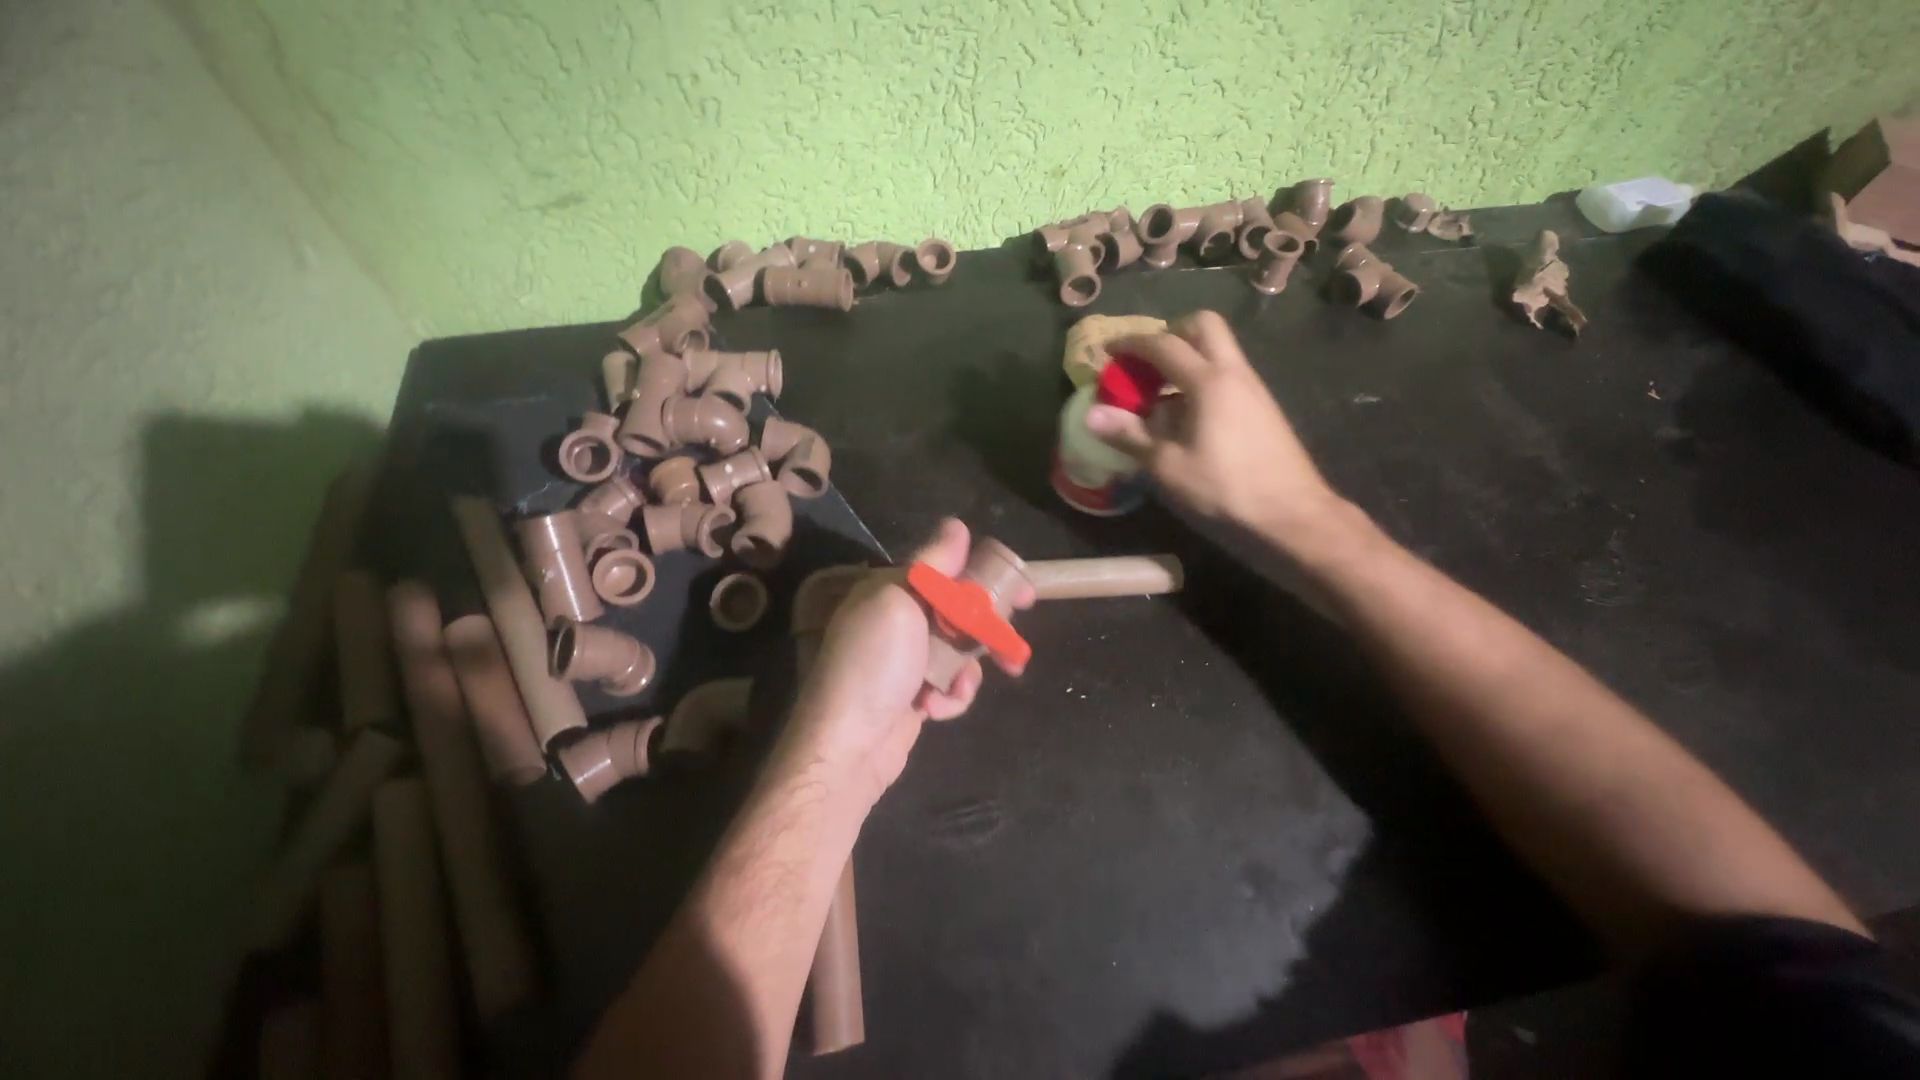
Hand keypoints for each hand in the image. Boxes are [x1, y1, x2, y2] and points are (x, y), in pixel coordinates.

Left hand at [782, 518, 1032, 804]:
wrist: (847, 746)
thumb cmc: (874, 666)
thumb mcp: (900, 602)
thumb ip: (932, 564)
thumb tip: (956, 524)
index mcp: (891, 589)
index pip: (948, 569)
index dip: (987, 576)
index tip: (1025, 592)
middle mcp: (898, 619)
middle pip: (961, 613)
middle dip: (988, 631)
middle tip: (1013, 649)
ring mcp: (905, 660)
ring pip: (961, 652)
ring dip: (967, 670)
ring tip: (957, 689)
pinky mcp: (913, 695)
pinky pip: (950, 685)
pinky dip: (951, 697)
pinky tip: (935, 709)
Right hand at [1087, 311, 1345, 553]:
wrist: (1292, 518)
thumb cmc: (1225, 490)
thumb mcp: (1168, 467)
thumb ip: (1130, 435)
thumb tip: (1091, 415)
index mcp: (1208, 381)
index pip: (1164, 343)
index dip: (1131, 342)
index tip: (1107, 350)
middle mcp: (1234, 374)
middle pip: (1204, 327)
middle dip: (1170, 334)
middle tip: (1145, 363)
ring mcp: (1254, 391)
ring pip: (1218, 352)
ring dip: (1186, 360)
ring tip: (1158, 397)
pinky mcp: (1263, 411)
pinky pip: (1227, 378)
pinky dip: (1201, 383)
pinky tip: (1186, 420)